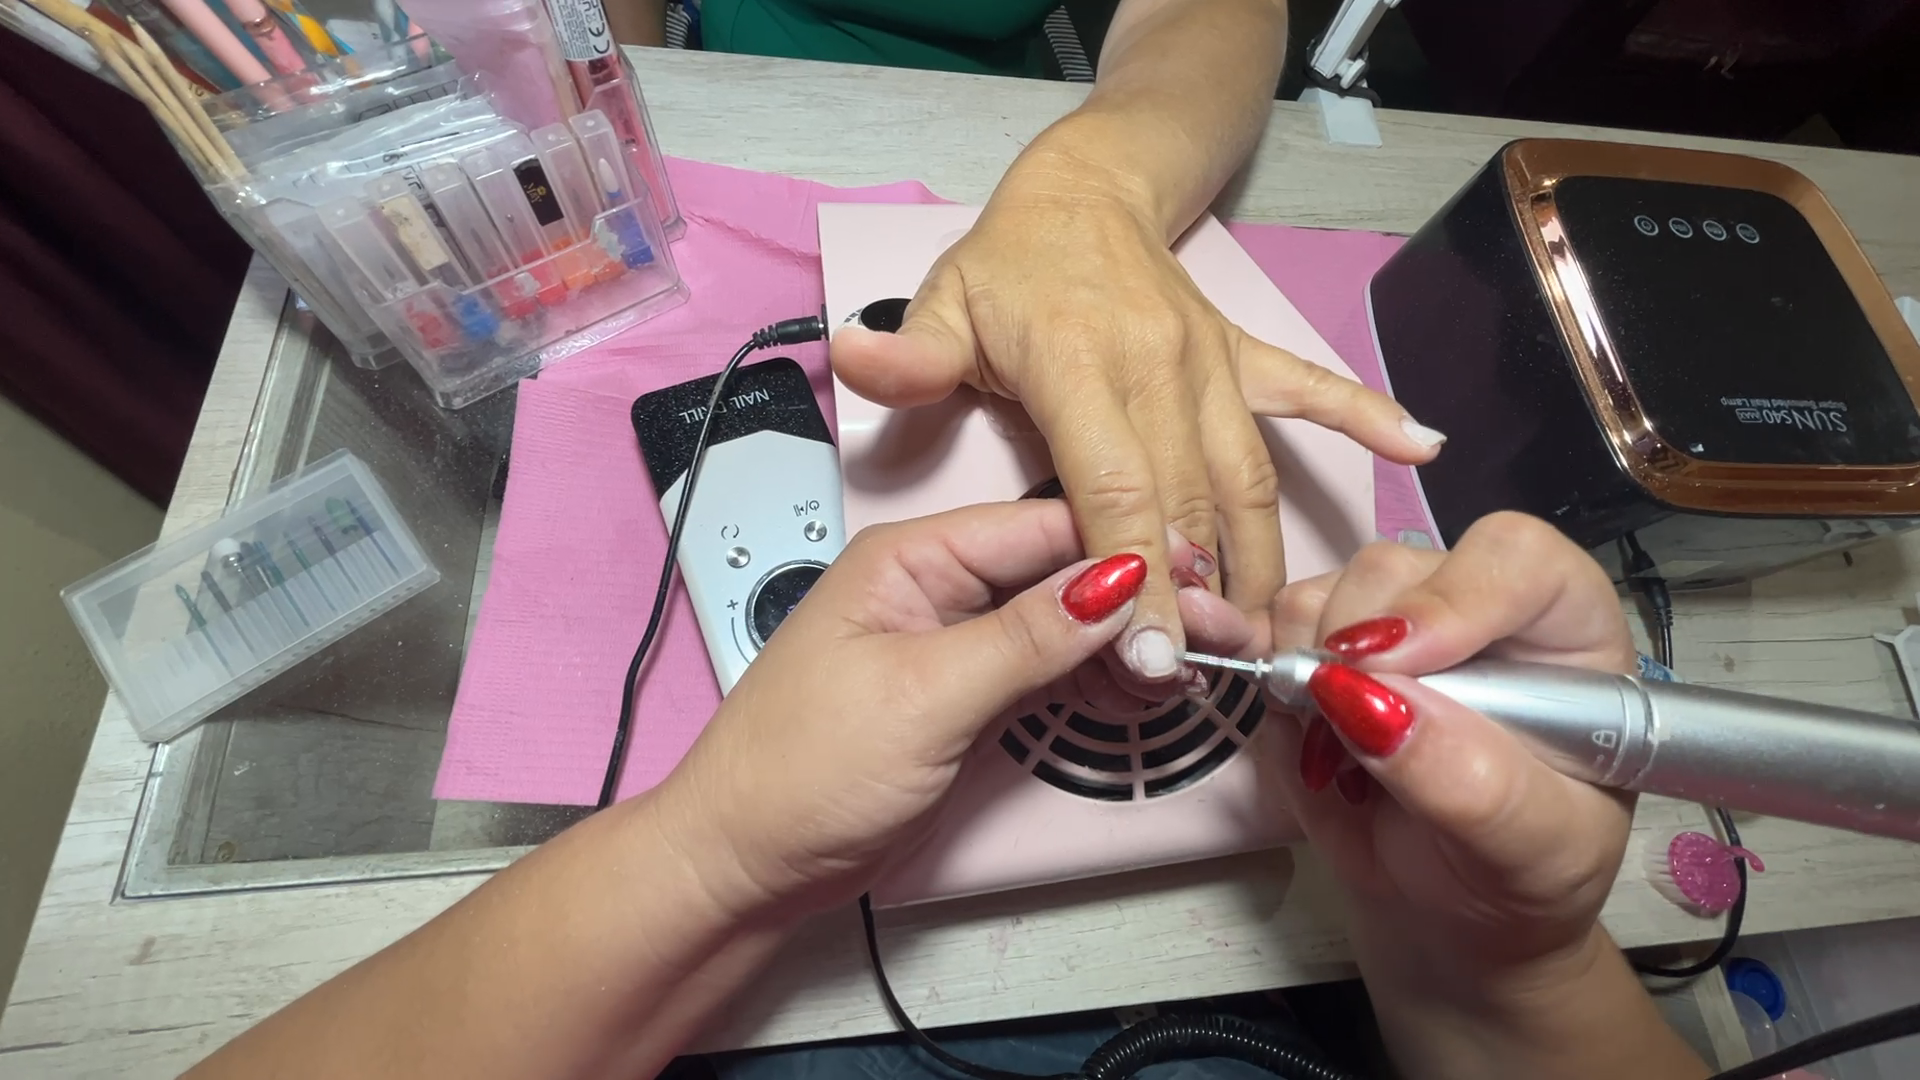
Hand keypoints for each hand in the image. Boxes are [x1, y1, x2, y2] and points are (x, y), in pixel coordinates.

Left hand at [652, 499, 1246, 916]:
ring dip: (1128, 639)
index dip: (1122, 547)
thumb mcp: (922, 694)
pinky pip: (1048, 669)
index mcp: (912, 558)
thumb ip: (1023, 637)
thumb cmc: (800, 769)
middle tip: (1218, 622)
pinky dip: (1097, 677)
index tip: (1193, 574)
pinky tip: (1143, 682)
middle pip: (1060, 574)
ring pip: (1063, 623)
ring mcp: (958, 641)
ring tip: (1200, 654)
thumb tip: (1112, 583)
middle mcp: (938, 586)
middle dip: (1140, 597)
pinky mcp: (970, 690)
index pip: (1038, 529)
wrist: (750, 861)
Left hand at [831, 139, 1443, 684]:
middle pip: (1185, 501)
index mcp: (1079, 366)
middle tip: (1207, 673)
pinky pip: (1305, 388)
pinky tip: (1416, 448)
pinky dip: (1361, 415)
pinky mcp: (1239, 355)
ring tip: (1268, 629)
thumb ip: (909, 354)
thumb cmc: (1009, 268)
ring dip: (1258, 554)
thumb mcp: (943, 306)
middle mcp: (1158, 367)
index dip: (1136, 575)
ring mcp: (1209, 361)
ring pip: (1244, 474)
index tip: (1153, 652)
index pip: (1113, 490)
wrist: (1083, 195)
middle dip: (1197, 594)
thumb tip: (855, 358)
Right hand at [1266, 512, 1637, 977]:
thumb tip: (1365, 700)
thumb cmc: (1508, 876)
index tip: (1394, 664)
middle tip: (1343, 723)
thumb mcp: (1526, 849)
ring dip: (1305, 659)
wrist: (1435, 900)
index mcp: (1557, 641)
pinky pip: (1273, 622)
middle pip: (1396, 566)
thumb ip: (1467, 779)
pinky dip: (1271, 666)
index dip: (1451, 595)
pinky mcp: (1317, 642)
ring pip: (1321, 589)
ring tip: (1332, 740)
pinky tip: (1303, 723)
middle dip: (1354, 640)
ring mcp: (1381, 623)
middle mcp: (1466, 611)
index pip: (1518, 562)